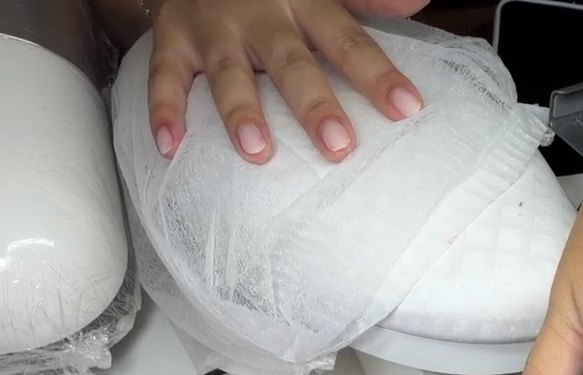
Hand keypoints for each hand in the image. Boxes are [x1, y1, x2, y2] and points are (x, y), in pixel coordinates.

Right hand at [144, 0, 426, 162]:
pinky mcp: (172, 38)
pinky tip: (172, 147)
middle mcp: (258, 13)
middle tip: (338, 146)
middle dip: (313, 104)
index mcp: (303, 0)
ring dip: (241, 111)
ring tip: (258, 152)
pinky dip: (164, 110)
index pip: (347, 40)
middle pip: (290, 61)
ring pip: (227, 71)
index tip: (407, 107)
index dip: (377, 75)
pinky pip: (163, 75)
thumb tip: (419, 0)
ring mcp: (212, 25)